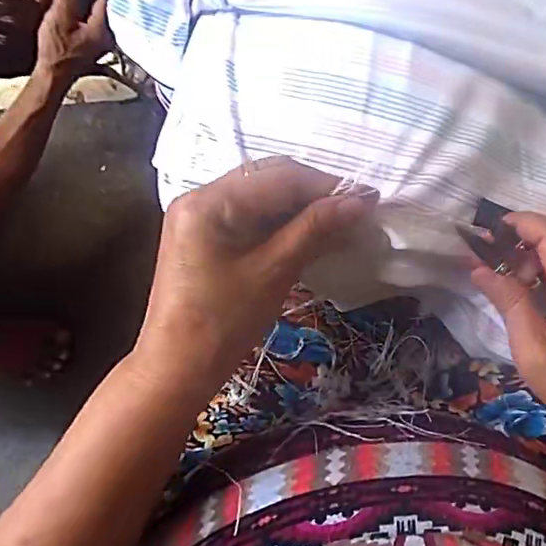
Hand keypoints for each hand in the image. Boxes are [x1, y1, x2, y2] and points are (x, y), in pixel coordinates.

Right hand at [34, 0, 114, 77]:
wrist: (55, 75)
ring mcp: (105, 41)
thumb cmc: (56, 50)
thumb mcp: (58, 21)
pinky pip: (99, 22)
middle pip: (109, 7)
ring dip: (100, 2)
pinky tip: (88, 5)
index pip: (106, 0)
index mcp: (102, 28)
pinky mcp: (98, 45)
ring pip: (104, 15)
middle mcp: (109, 35)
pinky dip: (95, 12)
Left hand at [136, 158, 376, 390]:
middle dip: (316, 193)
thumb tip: (358, 202)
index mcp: (210, 201)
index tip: (368, 200)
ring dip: (302, 208)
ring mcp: (201, 216)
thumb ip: (314, 230)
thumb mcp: (273, 273)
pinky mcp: (207, 236)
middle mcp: (200, 197)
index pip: (280, 176)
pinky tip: (311, 236)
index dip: (327, 185)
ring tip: (340, 225)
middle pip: (270, 179)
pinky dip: (283, 223)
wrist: (177, 369)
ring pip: (264, 196)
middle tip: (356, 212)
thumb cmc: (223, 323)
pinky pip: (252, 216)